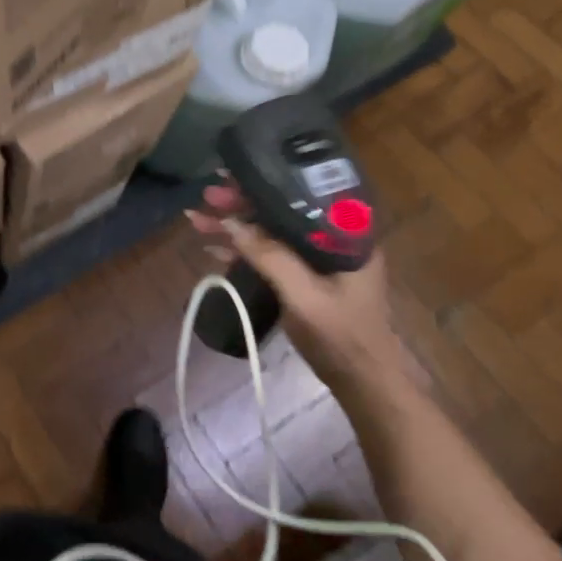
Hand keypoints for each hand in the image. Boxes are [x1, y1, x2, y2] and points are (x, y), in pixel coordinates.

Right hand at [188, 182, 421, 394]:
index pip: (302, 195)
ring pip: (271, 233)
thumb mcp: (304, 295)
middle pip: (280, 212)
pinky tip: (214, 249)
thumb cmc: (342, 336)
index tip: (231, 176)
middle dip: (242, 203)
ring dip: (236, 227)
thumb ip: (269, 256)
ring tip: (198, 218)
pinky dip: (243, 250)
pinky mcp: (305, 280)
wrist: (364, 384)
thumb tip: (231, 222)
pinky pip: (270, 255)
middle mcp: (332, 241)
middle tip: (207, 195)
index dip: (264, 182)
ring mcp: (318, 262)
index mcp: (345, 236)